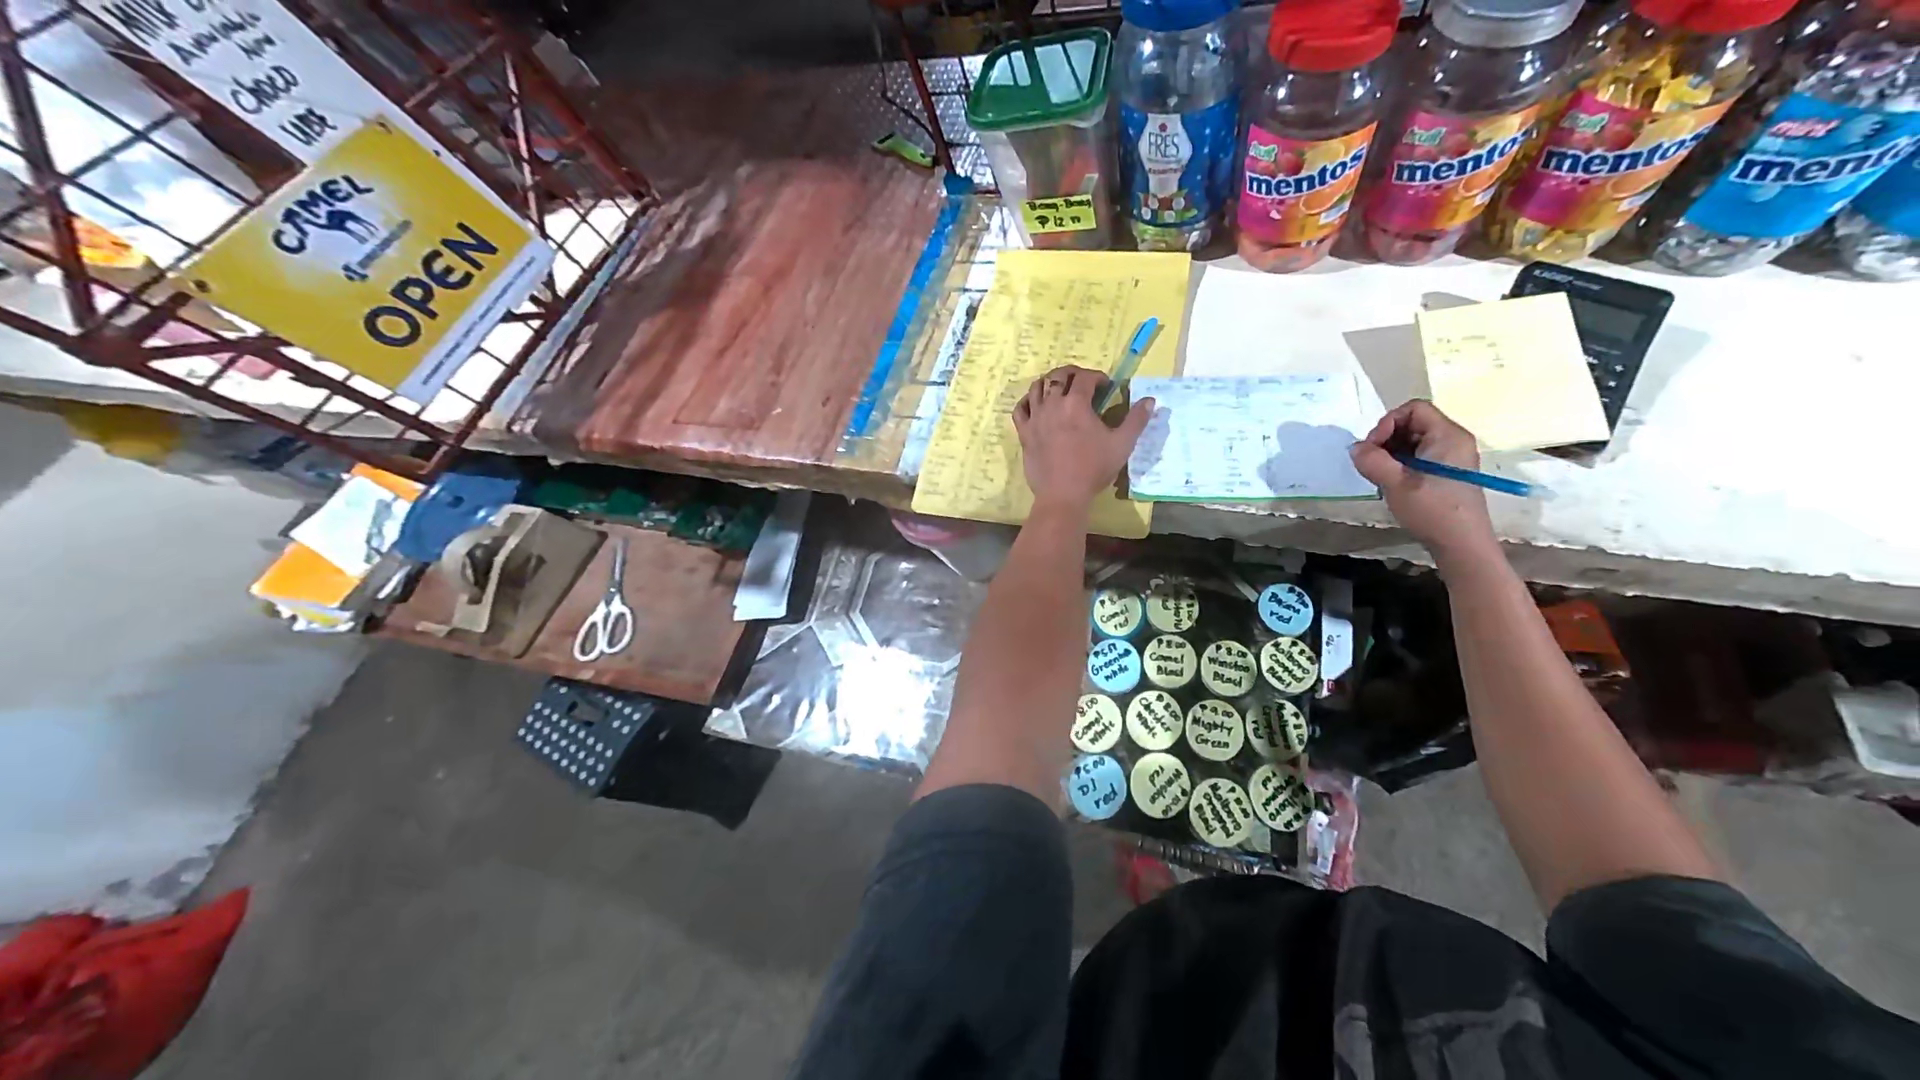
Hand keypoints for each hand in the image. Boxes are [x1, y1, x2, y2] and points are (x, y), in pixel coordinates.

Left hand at [1012, 365, 1152, 513]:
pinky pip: (1020, 408)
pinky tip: (1036, 405)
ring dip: (1050, 383)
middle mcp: (1052, 405)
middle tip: (1083, 383)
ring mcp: (1035, 418)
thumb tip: (1150, 400)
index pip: (1085, 377)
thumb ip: (1136, 420)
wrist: (1063, 494)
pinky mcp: (1024, 433)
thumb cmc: (1094, 469)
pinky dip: (1028, 401)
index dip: (1097, 376)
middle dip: (1073, 373)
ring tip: (1060, 391)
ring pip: (1036, 387)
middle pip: (1058, 375)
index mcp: (1076, 404)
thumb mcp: (1122, 444)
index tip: (1106, 387)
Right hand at [1349, 400, 1499, 566]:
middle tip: (1372, 463)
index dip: (1388, 423)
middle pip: (1412, 423)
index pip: (1413, 409)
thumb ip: (1372, 461)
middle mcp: (1453, 440)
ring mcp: (1451, 457)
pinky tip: (1392, 483)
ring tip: (1380, 476)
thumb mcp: (1395, 484)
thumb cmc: (1432, 511)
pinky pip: (1418, 456)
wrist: (1461, 544)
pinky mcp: (1446, 472)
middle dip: (1386, 439)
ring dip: (1390, 453)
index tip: (1373, 447)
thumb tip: (1355, 448)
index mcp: (1448, 436)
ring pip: (1412, 440)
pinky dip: (1400, 464)